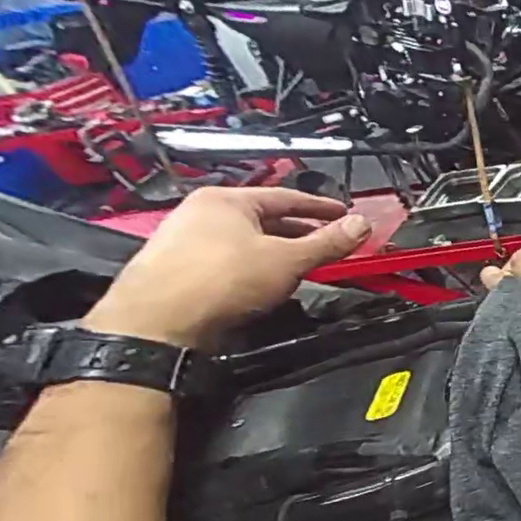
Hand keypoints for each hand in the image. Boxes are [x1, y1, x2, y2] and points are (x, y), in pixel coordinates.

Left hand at [82, 187, 370, 348]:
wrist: (156, 323)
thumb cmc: (227, 279)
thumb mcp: (291, 259)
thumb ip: (330, 241)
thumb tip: (363, 223)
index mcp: (226, 200)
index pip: (287, 197)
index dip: (323, 207)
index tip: (348, 215)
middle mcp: (201, 212)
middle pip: (267, 217)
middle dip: (304, 231)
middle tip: (334, 241)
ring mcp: (185, 238)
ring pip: (250, 238)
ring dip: (284, 248)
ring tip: (309, 262)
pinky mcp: (179, 265)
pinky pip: (233, 255)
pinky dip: (261, 262)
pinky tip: (274, 277)